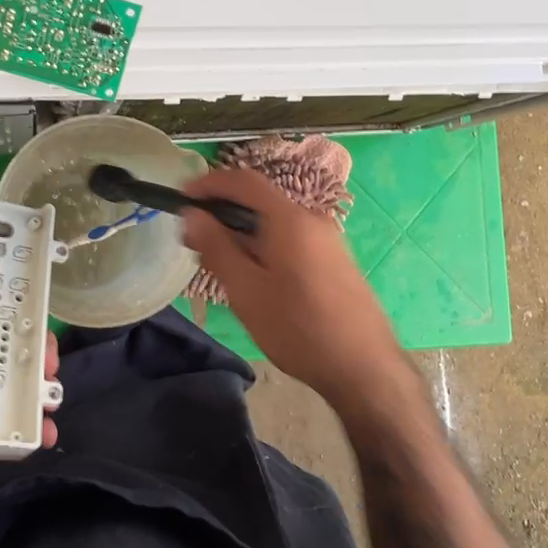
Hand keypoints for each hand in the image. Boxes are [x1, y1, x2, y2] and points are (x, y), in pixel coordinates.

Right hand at [181, 169, 404, 401]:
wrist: (365, 368)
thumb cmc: (299, 329)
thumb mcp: (246, 291)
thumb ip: (217, 248)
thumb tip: (192, 214)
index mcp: (290, 219)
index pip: (244, 180)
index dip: (208, 182)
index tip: (181, 198)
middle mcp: (313, 219)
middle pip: (260, 200)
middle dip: (224, 213)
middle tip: (196, 242)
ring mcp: (328, 240)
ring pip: (275, 223)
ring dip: (244, 234)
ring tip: (222, 267)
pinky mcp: (335, 260)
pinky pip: (291, 239)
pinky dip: (265, 246)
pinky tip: (256, 280)